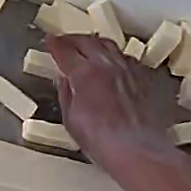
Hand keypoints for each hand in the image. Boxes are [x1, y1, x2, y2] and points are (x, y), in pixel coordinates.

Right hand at [46, 34, 180, 173]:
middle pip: (86, 41)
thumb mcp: (71, 119)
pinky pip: (125, 57)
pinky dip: (113, 54)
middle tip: (64, 42)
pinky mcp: (140, 78)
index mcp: (85, 74)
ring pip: (107, 45)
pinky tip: (111, 61)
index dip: (54, 44)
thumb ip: (65, 93)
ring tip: (86, 46)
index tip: (50, 41)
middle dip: (72, 39)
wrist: (136, 151)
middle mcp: (107, 66)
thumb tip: (63, 81)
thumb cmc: (104, 141)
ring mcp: (126, 70)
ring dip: (93, 42)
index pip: (65, 50)